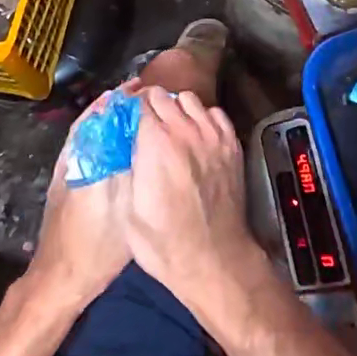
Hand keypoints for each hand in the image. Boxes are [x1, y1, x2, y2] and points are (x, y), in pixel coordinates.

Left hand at [25, 98, 133, 309]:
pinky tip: (118, 136)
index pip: (110, 112)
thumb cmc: (99, 245)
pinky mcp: (66, 178)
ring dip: (111, 114)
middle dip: (122, 102)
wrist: (61, 277)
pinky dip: (102, 130)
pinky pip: (86, 141)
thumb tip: (150, 131)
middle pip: (99, 115)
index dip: (131, 98)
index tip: (151, 89)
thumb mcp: (129, 204)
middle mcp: (76, 153)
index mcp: (91, 155)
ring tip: (135, 107)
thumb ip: (136, 163)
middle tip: (146, 92)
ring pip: (91, 127)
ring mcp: (68, 166)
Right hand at [126, 87, 258, 308]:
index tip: (124, 119)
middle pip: (162, 96)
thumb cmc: (164, 243)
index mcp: (155, 143)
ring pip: (190, 99)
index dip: (128, 109)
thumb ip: (129, 167)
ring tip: (171, 126)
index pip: (138, 104)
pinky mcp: (231, 144)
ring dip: (177, 108)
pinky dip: (203, 118)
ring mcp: (212, 135)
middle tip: (144, 122)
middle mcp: (185, 130)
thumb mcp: (130, 209)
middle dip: (150, 105)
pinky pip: (215, 114)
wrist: (213, 259)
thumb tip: (126, 147)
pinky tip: (197, 135)